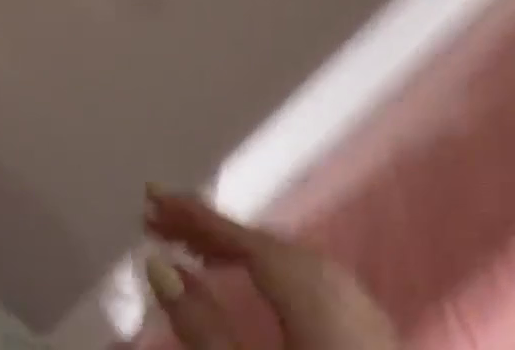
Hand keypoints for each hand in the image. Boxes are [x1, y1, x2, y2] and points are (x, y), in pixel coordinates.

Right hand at [143, 187, 396, 349]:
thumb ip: (200, 320)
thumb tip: (155, 261)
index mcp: (321, 305)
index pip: (255, 244)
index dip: (201, 214)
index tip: (151, 192)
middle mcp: (355, 304)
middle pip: (280, 249)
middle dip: (217, 228)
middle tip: (159, 219)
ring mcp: (373, 324)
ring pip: (302, 266)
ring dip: (242, 247)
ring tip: (191, 248)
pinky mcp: (374, 339)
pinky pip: (319, 286)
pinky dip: (273, 269)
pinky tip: (245, 278)